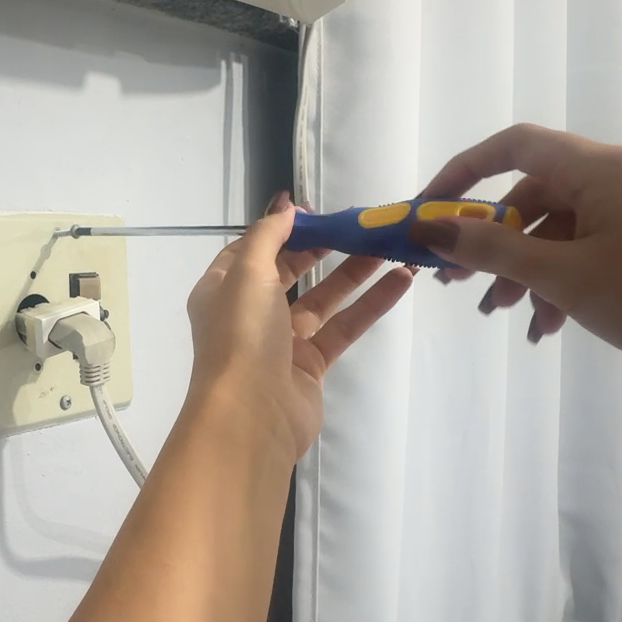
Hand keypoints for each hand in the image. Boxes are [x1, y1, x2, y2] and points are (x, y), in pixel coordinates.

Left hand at [185, 192, 415, 458]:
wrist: (251, 414)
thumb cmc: (242, 335)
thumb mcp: (247, 273)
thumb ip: (268, 236)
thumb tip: (284, 207)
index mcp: (220, 290)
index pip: (249, 251)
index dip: (279, 229)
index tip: (315, 211)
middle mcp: (247, 313)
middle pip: (287, 272)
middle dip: (321, 247)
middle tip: (360, 225)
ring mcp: (279, 341)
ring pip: (320, 299)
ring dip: (353, 272)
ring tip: (391, 245)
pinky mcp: (309, 365)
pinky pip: (342, 327)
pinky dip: (369, 304)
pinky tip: (401, 279)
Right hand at [408, 123, 621, 401]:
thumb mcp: (564, 276)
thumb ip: (490, 250)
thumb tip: (428, 229)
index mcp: (604, 169)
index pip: (513, 147)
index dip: (460, 173)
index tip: (425, 215)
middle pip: (537, 196)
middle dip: (492, 242)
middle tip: (458, 286)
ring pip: (569, 229)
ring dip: (529, 270)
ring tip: (509, 316)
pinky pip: (603, 249)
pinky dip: (569, 280)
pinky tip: (555, 325)